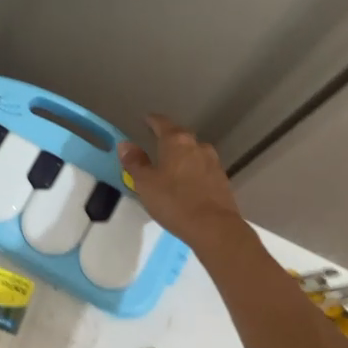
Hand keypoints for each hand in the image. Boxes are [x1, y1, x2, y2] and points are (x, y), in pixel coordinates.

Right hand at [118, 114, 246, 249]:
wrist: (214, 227)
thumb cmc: (174, 201)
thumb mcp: (145, 183)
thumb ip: (135, 162)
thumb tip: (125, 144)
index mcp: (176, 141)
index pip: (162, 123)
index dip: (152, 121)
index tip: (145, 120)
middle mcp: (197, 146)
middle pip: (180, 136)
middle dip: (168, 138)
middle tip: (156, 144)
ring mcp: (213, 162)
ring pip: (194, 152)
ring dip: (183, 155)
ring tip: (172, 165)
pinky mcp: (222, 180)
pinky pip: (203, 168)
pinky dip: (193, 170)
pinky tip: (187, 182)